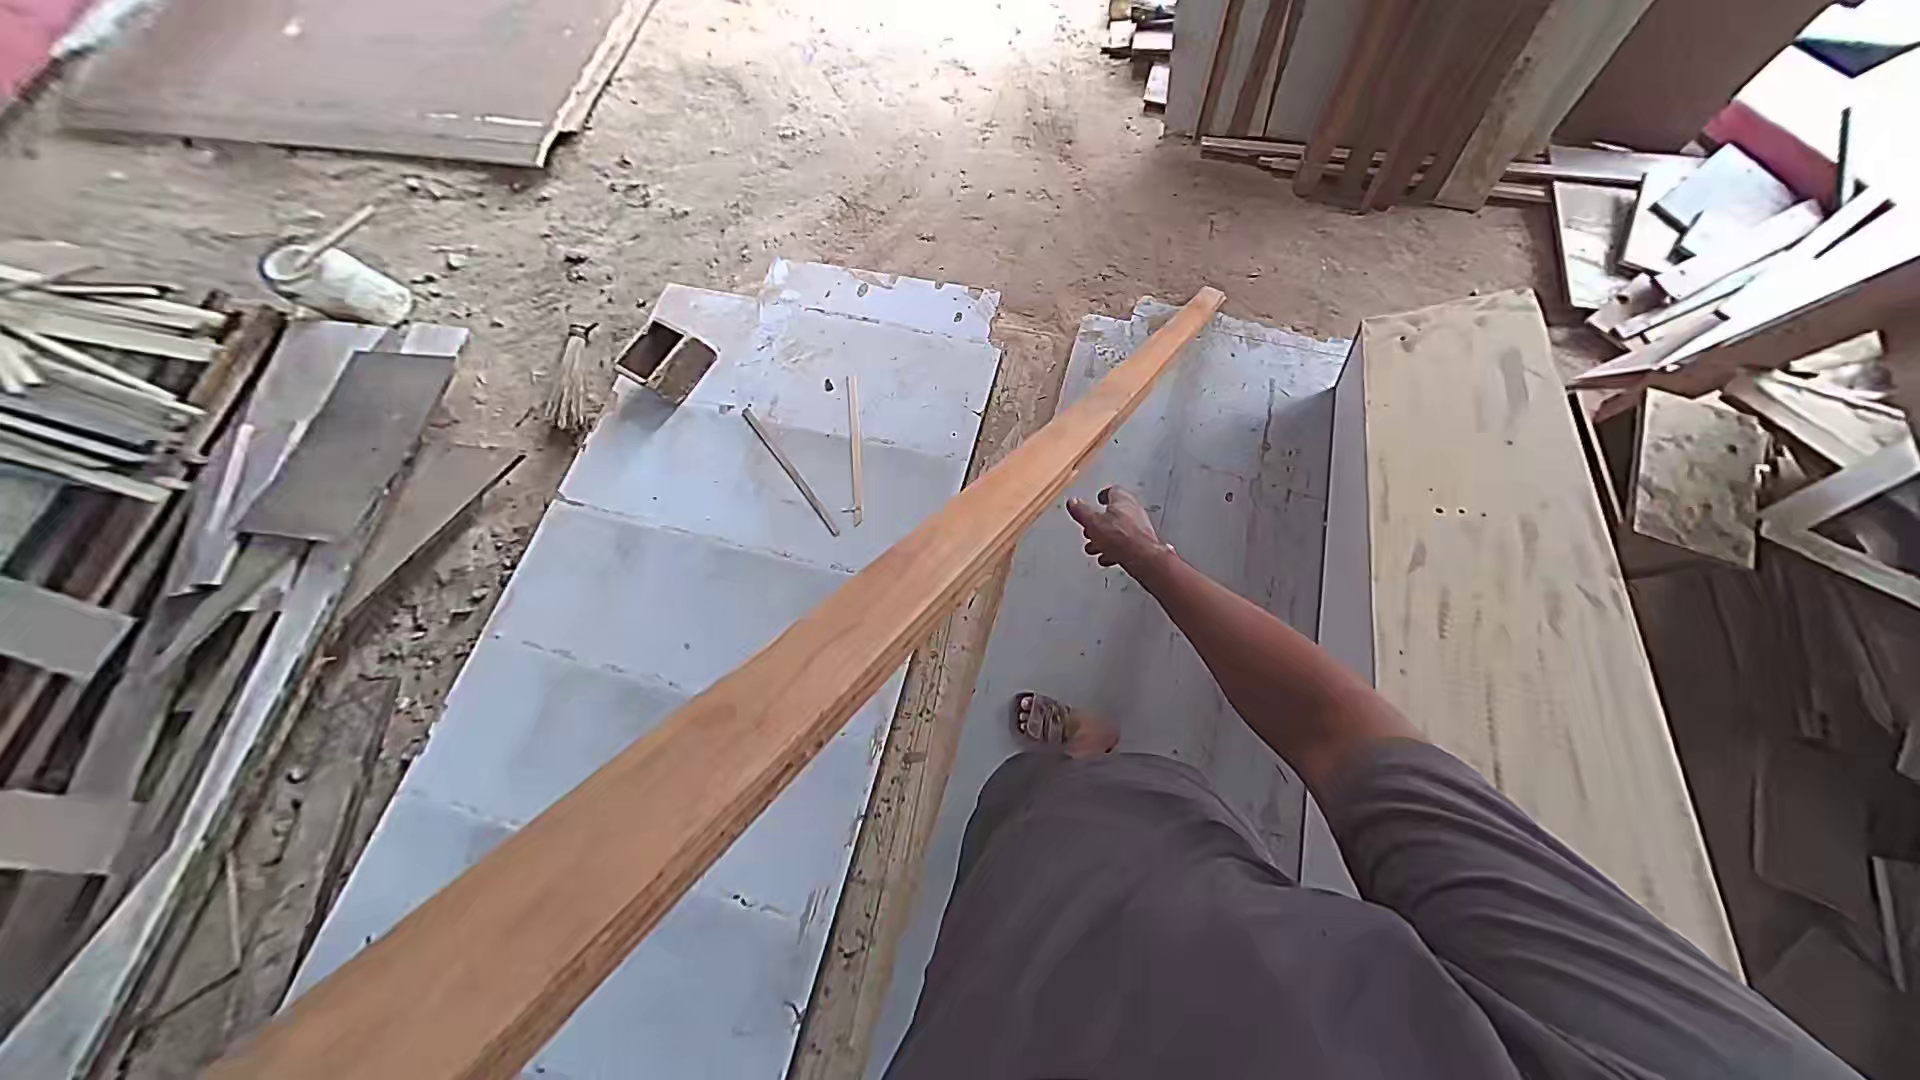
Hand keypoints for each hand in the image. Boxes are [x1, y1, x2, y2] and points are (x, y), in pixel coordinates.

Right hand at [1066, 486, 1171, 569]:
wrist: (1142, 558)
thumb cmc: (1123, 538)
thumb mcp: (1092, 522)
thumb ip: (1081, 511)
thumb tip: (1073, 502)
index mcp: (1122, 500)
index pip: (1112, 491)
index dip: (1103, 495)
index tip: (1098, 498)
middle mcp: (1133, 511)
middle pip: (1113, 513)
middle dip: (1099, 522)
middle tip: (1091, 527)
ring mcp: (1139, 528)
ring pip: (1118, 531)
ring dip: (1105, 538)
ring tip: (1096, 546)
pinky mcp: (1141, 544)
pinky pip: (1125, 544)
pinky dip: (1115, 549)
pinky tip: (1108, 556)